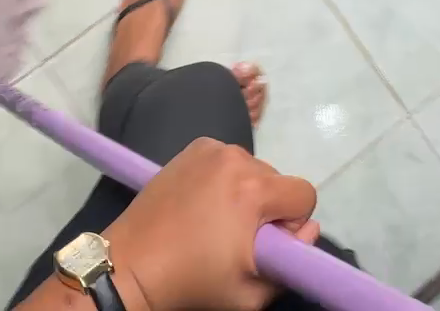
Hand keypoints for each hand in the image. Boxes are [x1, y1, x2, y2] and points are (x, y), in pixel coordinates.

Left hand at [105, 138, 320, 310]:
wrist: (133, 264)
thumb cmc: (194, 281)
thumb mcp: (252, 293)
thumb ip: (292, 261)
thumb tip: (306, 230)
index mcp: (254, 190)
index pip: (304, 193)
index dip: (295, 223)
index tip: (270, 243)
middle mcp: (237, 157)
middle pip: (276, 180)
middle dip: (268, 208)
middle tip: (239, 237)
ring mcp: (212, 147)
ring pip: (252, 169)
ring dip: (246, 191)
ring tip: (216, 220)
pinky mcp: (194, 146)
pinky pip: (227, 159)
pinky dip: (224, 177)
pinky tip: (202, 201)